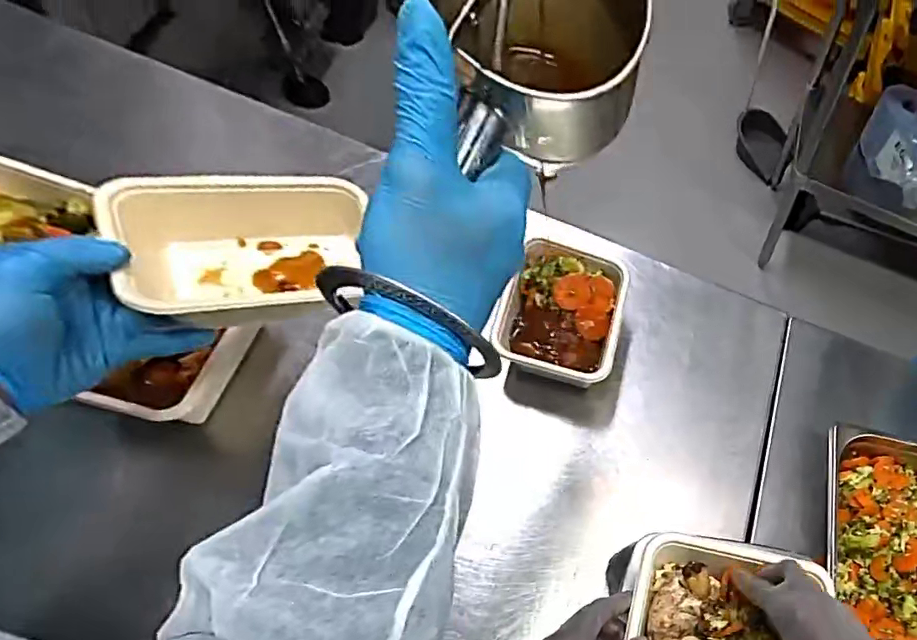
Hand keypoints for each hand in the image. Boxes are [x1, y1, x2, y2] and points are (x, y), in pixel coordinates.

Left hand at [0, 236, 212, 412]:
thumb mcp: (22, 268)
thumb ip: (72, 254)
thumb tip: (122, 251)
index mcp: (48, 264)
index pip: (97, 250)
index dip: (130, 245)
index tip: (163, 241)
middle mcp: (77, 291)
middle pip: (130, 280)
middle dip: (161, 276)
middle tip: (199, 271)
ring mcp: (98, 322)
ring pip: (149, 309)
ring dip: (178, 306)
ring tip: (213, 300)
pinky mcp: (114, 349)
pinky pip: (155, 339)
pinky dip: (181, 336)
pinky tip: (206, 330)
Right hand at [357, 0, 530, 355]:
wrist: (412, 333)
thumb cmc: (422, 255)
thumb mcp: (420, 164)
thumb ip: (425, 96)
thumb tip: (424, 21)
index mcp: (510, 206)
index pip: (499, 152)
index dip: (466, 140)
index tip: (435, 145)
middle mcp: (509, 240)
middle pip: (477, 184)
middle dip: (441, 176)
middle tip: (411, 188)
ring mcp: (490, 269)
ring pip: (461, 217)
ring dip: (430, 208)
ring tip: (406, 222)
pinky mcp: (467, 291)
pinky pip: (450, 249)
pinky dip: (428, 241)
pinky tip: (408, 250)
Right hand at [735, 562, 910, 639]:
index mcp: (785, 606)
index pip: (758, 587)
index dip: (744, 581)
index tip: (735, 575)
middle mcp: (808, 596)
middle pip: (787, 569)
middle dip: (770, 573)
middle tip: (760, 585)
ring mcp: (830, 602)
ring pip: (806, 583)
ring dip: (791, 588)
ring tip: (781, 608)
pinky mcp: (845, 614)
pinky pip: (820, 600)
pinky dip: (807, 603)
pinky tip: (805, 624)